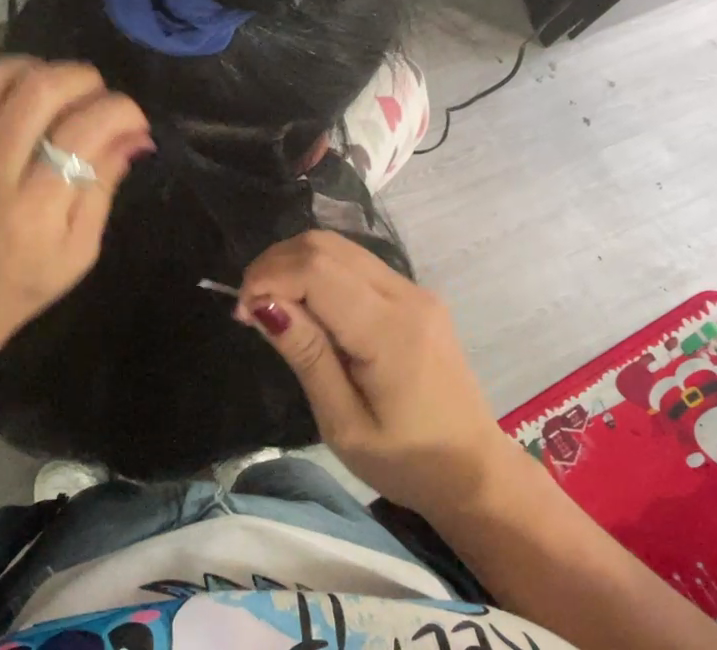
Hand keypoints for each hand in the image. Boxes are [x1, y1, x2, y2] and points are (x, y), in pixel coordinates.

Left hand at [0, 59, 149, 370]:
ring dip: (36, 70)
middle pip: (39, 88)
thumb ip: (104, 186)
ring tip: (54, 91)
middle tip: (96, 95)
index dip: (120, 110)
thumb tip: (134, 134)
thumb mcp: (79, 251)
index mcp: (34, 206)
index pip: (84, 129)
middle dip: (82, 78)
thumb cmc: (22, 284)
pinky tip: (8, 94)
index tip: (132, 118)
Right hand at [236, 231, 508, 515]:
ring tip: (272, 308)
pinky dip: (317, 272)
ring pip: (338, 246)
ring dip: (293, 264)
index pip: (316, 269)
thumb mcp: (343, 423)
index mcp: (390, 331)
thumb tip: (261, 304)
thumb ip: (306, 355)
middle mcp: (406, 295)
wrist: (473, 471)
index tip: (243, 315)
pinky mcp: (414, 295)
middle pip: (325, 245)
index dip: (268, 278)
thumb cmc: (406, 461)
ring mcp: (414, 290)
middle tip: (251, 310)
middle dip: (275, 265)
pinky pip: (354, 263)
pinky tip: (304, 307)